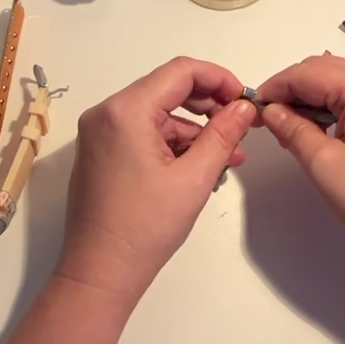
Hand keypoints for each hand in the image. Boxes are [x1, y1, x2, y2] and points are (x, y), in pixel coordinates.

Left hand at [55, 57, 256, 302]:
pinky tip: (199, 167)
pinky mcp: (100, 154)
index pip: (180, 71)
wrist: (100, 272)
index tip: (245, 100)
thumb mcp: (193, 178)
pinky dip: (172, 145)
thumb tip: (245, 106)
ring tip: (228, 157)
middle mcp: (106, 114)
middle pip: (166, 90)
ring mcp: (99, 135)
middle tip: (240, 127)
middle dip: (208, 105)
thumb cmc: (146, 227)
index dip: (219, 78)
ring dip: (193, 130)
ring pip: (157, 115)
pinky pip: (142, 135)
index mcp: (125, 111)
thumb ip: (222, 135)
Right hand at [256, 55, 344, 269]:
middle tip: (268, 121)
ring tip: (290, 129)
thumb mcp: (323, 163)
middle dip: (293, 91)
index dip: (276, 87)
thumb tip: (271, 111)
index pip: (308, 72)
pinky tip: (319, 131)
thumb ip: (292, 129)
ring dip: (313, 100)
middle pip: (326, 71)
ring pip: (342, 84)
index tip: (252, 108)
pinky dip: (334, 109)